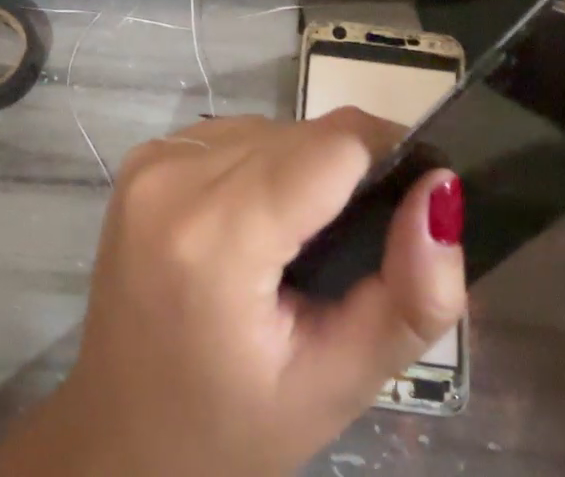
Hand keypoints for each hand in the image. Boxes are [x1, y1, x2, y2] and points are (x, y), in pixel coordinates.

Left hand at [0, 108, 465, 475]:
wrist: (121, 436)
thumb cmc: (233, 424)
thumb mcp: (340, 383)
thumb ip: (411, 295)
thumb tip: (442, 191)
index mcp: (214, 235)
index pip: (334, 144)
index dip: (389, 159)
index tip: (410, 206)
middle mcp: (174, 176)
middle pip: (305, 134)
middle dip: (346, 177)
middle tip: (350, 254)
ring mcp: (152, 161)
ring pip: (273, 129)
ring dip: (305, 172)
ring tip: (299, 249)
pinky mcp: (142, 159)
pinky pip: (236, 136)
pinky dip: (264, 169)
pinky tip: (256, 229)